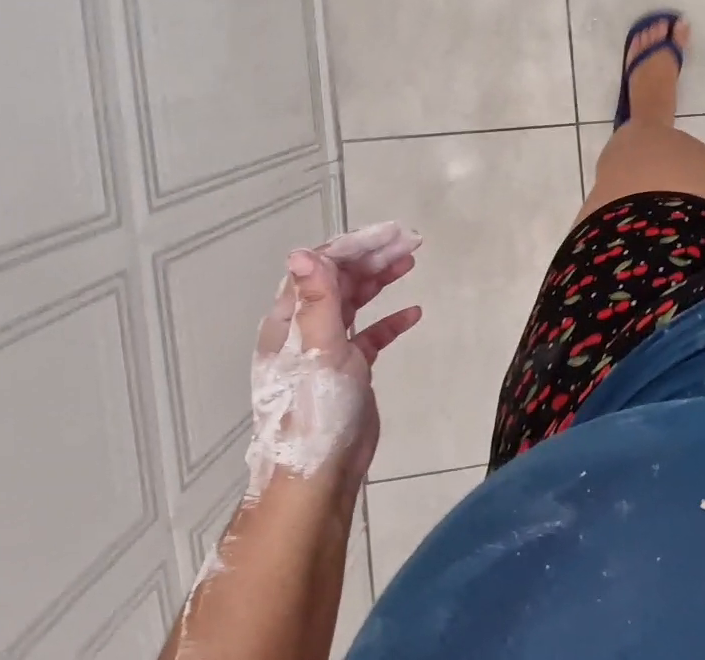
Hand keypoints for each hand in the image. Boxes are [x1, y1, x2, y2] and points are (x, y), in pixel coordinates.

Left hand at [249, 222, 423, 492]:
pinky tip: (414, 313)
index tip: (394, 233)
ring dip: (380, 279)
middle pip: (338, 280)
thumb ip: (315, 300)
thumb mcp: (318, 350)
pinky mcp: (348, 370)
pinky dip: (391, 320)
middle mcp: (305, 331)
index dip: (356, 245)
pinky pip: (371, 334)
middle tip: (412, 240)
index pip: (320, 268)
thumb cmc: (314, 409)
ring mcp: (326, 351)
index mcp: (290, 322)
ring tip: (411, 261)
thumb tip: (303, 251)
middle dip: (372, 256)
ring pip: (354, 302)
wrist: (319, 473)